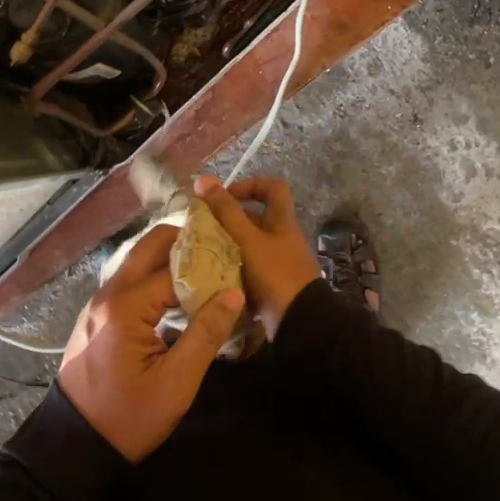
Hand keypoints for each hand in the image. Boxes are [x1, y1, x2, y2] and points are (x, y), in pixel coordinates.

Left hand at [57, 224, 244, 461]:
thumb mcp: (175, 383)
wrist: (73, 447)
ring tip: (204, 266)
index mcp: (126, 307)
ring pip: (137, 259)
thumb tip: (234, 293)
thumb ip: (206, 334)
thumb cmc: (128, 417)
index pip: (176, 269)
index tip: (236, 266)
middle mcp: (108, 294)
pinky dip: (154, 274)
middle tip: (219, 250)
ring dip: (169, 255)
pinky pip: (129, 278)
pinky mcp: (97, 315)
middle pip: (150, 245)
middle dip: (185, 240)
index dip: (208, 266)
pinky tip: (176, 290)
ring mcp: (98, 303)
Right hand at [194, 176, 321, 339]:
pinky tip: (210, 274)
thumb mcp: (248, 240)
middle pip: (256, 218)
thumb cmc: (276, 273)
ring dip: (227, 245)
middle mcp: (282, 237)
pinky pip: (247, 268)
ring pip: (249, 244)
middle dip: (229, 220)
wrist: (299, 321)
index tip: (225, 197)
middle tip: (202, 227)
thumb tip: (203, 179)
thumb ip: (227, 212)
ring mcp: (277, 262)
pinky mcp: (270, 284)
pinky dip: (231, 268)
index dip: (250, 185)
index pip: (272, 188)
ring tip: (200, 251)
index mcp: (283, 221)